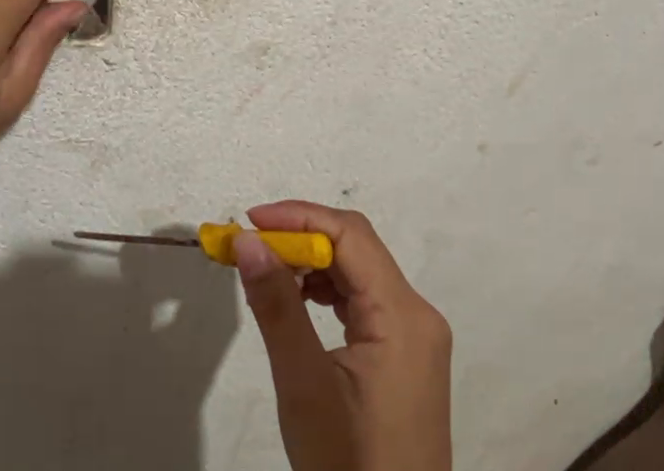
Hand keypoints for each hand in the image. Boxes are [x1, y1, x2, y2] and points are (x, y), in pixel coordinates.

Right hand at [234, 201, 452, 470]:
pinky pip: (363, 301)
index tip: (246, 224)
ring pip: (358, 272)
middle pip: (356, 249)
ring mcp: (415, 338)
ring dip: (309, 263)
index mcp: (403, 316)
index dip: (297, 217)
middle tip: (246, 249)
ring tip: (263, 276)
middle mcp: (418, 316)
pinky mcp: (404, 357)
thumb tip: (247, 240)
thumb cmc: (348, 458)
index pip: (350, 235)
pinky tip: (295, 304)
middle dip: (298, 238)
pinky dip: (324, 290)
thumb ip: (276, 306)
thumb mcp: (303, 382)